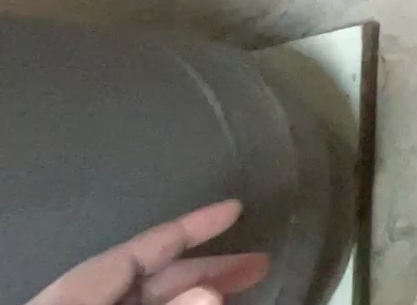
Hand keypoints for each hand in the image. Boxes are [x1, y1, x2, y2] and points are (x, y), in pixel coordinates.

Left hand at [28, 199, 270, 304]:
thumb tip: (215, 288)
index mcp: (70, 292)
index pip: (136, 249)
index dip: (189, 225)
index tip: (238, 207)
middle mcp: (81, 298)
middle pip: (147, 277)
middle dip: (207, 267)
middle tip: (260, 263)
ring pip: (147, 299)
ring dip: (197, 290)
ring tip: (243, 287)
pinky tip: (209, 303)